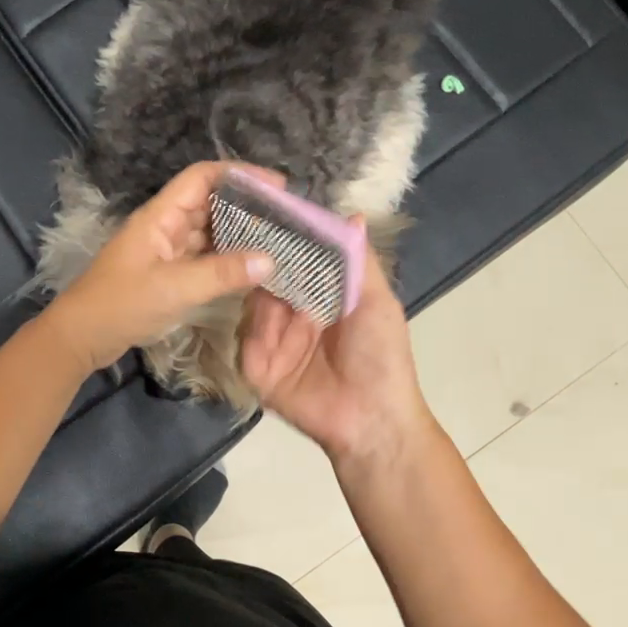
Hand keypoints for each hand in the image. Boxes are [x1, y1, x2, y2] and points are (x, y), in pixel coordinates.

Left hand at [41, 162, 275, 372]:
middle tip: (288, 220)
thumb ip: (221, 273)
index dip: (240, 175)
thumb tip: (270, 259)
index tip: (278, 187)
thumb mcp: (174, 289)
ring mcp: (164, 251)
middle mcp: (164, 227)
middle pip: (210, 203)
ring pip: (209, 232)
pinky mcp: (166, 274)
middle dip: (248, 207)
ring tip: (279, 243)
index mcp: (160, 217)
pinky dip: (227, 259)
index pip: (202, 178)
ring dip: (240, 235)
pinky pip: (203, 257)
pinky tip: (252, 269)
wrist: (80, 337)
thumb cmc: (121, 305)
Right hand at [240, 232, 436, 476]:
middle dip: (262, 256)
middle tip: (247, 224)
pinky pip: (246, 336)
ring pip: (253, 302)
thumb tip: (353, 216)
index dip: (287, 239)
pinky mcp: (255, 365)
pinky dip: (252, 320)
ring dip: (256, 283)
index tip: (272, 207)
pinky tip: (255, 305)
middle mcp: (290, 316)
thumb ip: (358, 262)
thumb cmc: (382, 358)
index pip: (296, 262)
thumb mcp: (376, 303)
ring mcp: (270, 340)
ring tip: (246, 254)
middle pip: (269, 279)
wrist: (371, 419)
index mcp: (319, 300)